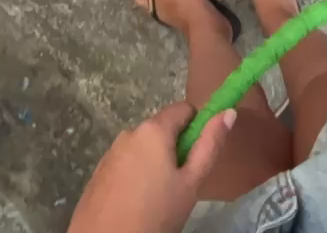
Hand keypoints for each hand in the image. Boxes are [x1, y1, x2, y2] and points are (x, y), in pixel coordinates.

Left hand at [67, 103, 237, 232]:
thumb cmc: (154, 216)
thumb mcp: (190, 184)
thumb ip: (210, 145)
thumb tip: (228, 112)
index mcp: (154, 130)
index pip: (184, 109)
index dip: (196, 129)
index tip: (197, 157)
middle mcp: (130, 132)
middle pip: (163, 129)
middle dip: (175, 150)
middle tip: (179, 184)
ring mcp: (110, 152)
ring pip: (144, 148)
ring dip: (154, 163)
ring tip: (156, 199)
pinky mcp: (97, 173)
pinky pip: (125, 163)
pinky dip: (134, 176)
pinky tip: (135, 204)